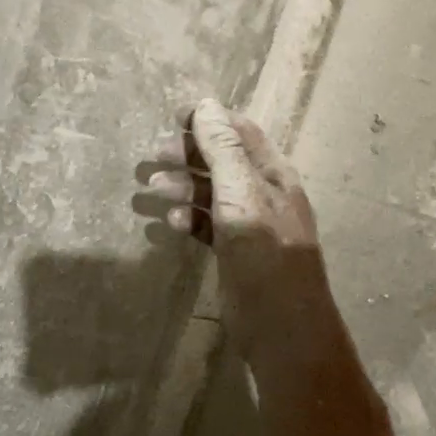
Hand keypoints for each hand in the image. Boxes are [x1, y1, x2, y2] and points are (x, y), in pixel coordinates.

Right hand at [136, 99, 332, 361]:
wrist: (283, 329)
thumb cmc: (264, 255)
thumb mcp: (242, 195)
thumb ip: (223, 151)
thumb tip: (206, 105)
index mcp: (273, 173)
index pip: (239, 132)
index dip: (208, 120)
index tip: (172, 118)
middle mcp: (263, 193)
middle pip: (222, 159)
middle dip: (189, 153)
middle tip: (155, 157)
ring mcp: (250, 224)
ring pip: (211, 192)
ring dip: (182, 185)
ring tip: (152, 189)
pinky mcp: (237, 252)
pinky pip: (208, 223)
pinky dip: (188, 218)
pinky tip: (169, 223)